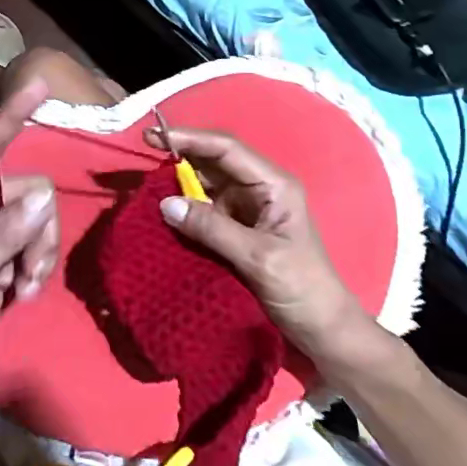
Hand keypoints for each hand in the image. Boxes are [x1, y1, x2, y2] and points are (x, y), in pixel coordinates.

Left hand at [0, 79, 60, 374]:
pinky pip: (42, 240)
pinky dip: (38, 267)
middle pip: (31, 191)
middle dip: (37, 234)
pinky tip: (20, 291)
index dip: (10, 115)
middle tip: (25, 274)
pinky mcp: (12, 246)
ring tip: (20, 288)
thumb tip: (44, 195)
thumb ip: (3, 234)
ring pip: (42, 218)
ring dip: (38, 256)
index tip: (39, 86)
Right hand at [144, 127, 388, 359]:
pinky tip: (164, 208)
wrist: (321, 330)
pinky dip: (184, 206)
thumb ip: (211, 228)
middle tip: (145, 148)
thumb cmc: (300, 288)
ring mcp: (247, 209)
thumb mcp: (257, 257)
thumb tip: (166, 204)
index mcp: (273, 185)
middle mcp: (259, 189)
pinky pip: (205, 208)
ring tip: (148, 180)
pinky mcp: (237, 229)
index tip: (155, 136)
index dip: (190, 138)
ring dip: (179, 180)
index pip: (227, 149)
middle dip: (181, 153)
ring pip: (207, 183)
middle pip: (215, 160)